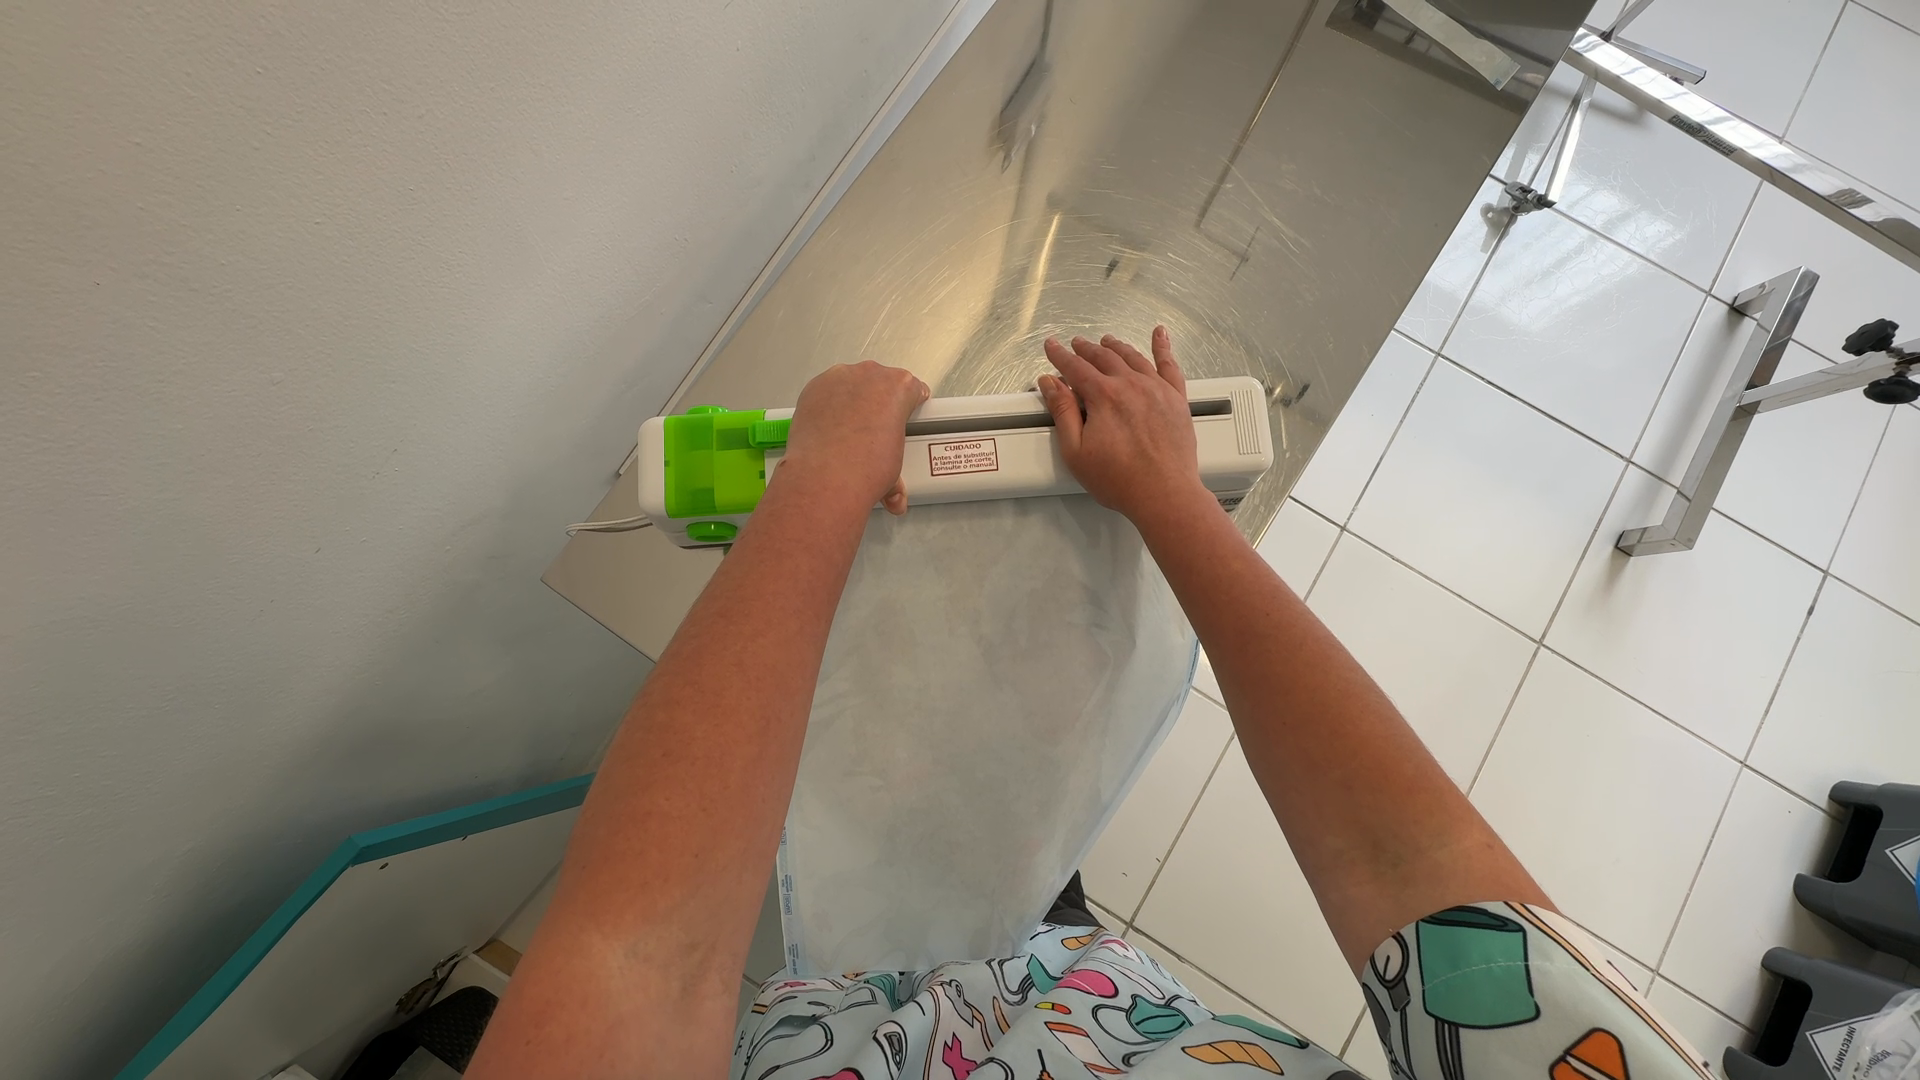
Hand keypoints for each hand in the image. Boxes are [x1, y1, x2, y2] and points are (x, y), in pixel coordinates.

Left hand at [782, 360, 929, 514]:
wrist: (826, 476)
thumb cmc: (865, 468)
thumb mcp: (894, 468)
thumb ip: (895, 467)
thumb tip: (894, 492)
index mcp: (899, 386)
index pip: (912, 388)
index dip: (910, 404)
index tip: (904, 417)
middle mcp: (870, 375)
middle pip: (880, 381)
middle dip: (880, 402)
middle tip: (876, 429)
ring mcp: (839, 378)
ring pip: (851, 383)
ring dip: (853, 400)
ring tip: (850, 430)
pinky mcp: (814, 387)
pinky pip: (826, 391)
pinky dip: (829, 404)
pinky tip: (830, 427)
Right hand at [1038, 326, 1208, 522]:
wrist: (1164, 493)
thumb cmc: (1121, 480)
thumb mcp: (1076, 451)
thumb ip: (1062, 412)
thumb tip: (1051, 384)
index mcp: (1104, 396)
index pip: (1075, 368)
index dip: (1060, 356)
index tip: (1052, 348)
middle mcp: (1131, 386)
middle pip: (1103, 358)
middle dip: (1086, 349)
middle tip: (1076, 345)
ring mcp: (1156, 390)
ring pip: (1132, 357)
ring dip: (1116, 347)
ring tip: (1106, 342)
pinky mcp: (1176, 399)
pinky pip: (1169, 364)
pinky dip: (1163, 346)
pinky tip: (1159, 335)